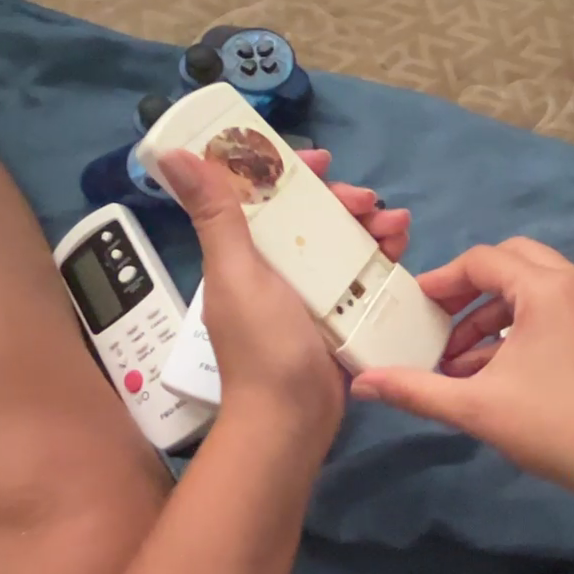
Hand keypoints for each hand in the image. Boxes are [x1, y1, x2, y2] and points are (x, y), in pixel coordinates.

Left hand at [160, 149, 410, 441]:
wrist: (292, 418)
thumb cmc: (262, 345)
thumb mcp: (237, 274)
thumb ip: (215, 215)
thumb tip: (172, 155)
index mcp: (246, 253)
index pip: (266, 196)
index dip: (291, 172)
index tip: (321, 163)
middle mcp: (278, 267)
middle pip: (314, 216)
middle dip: (344, 200)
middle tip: (368, 202)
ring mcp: (312, 292)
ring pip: (344, 241)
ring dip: (372, 224)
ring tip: (397, 225)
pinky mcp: (341, 314)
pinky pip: (364, 273)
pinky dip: (383, 257)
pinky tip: (401, 250)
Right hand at [350, 239, 573, 497]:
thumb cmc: (555, 426)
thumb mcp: (476, 407)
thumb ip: (416, 390)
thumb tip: (361, 384)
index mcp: (547, 288)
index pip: (483, 260)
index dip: (442, 280)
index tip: (413, 306)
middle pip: (510, 263)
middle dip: (468, 291)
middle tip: (436, 321)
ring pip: (531, 289)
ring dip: (490, 314)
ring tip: (455, 358)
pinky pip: (550, 311)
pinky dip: (516, 328)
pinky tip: (487, 370)